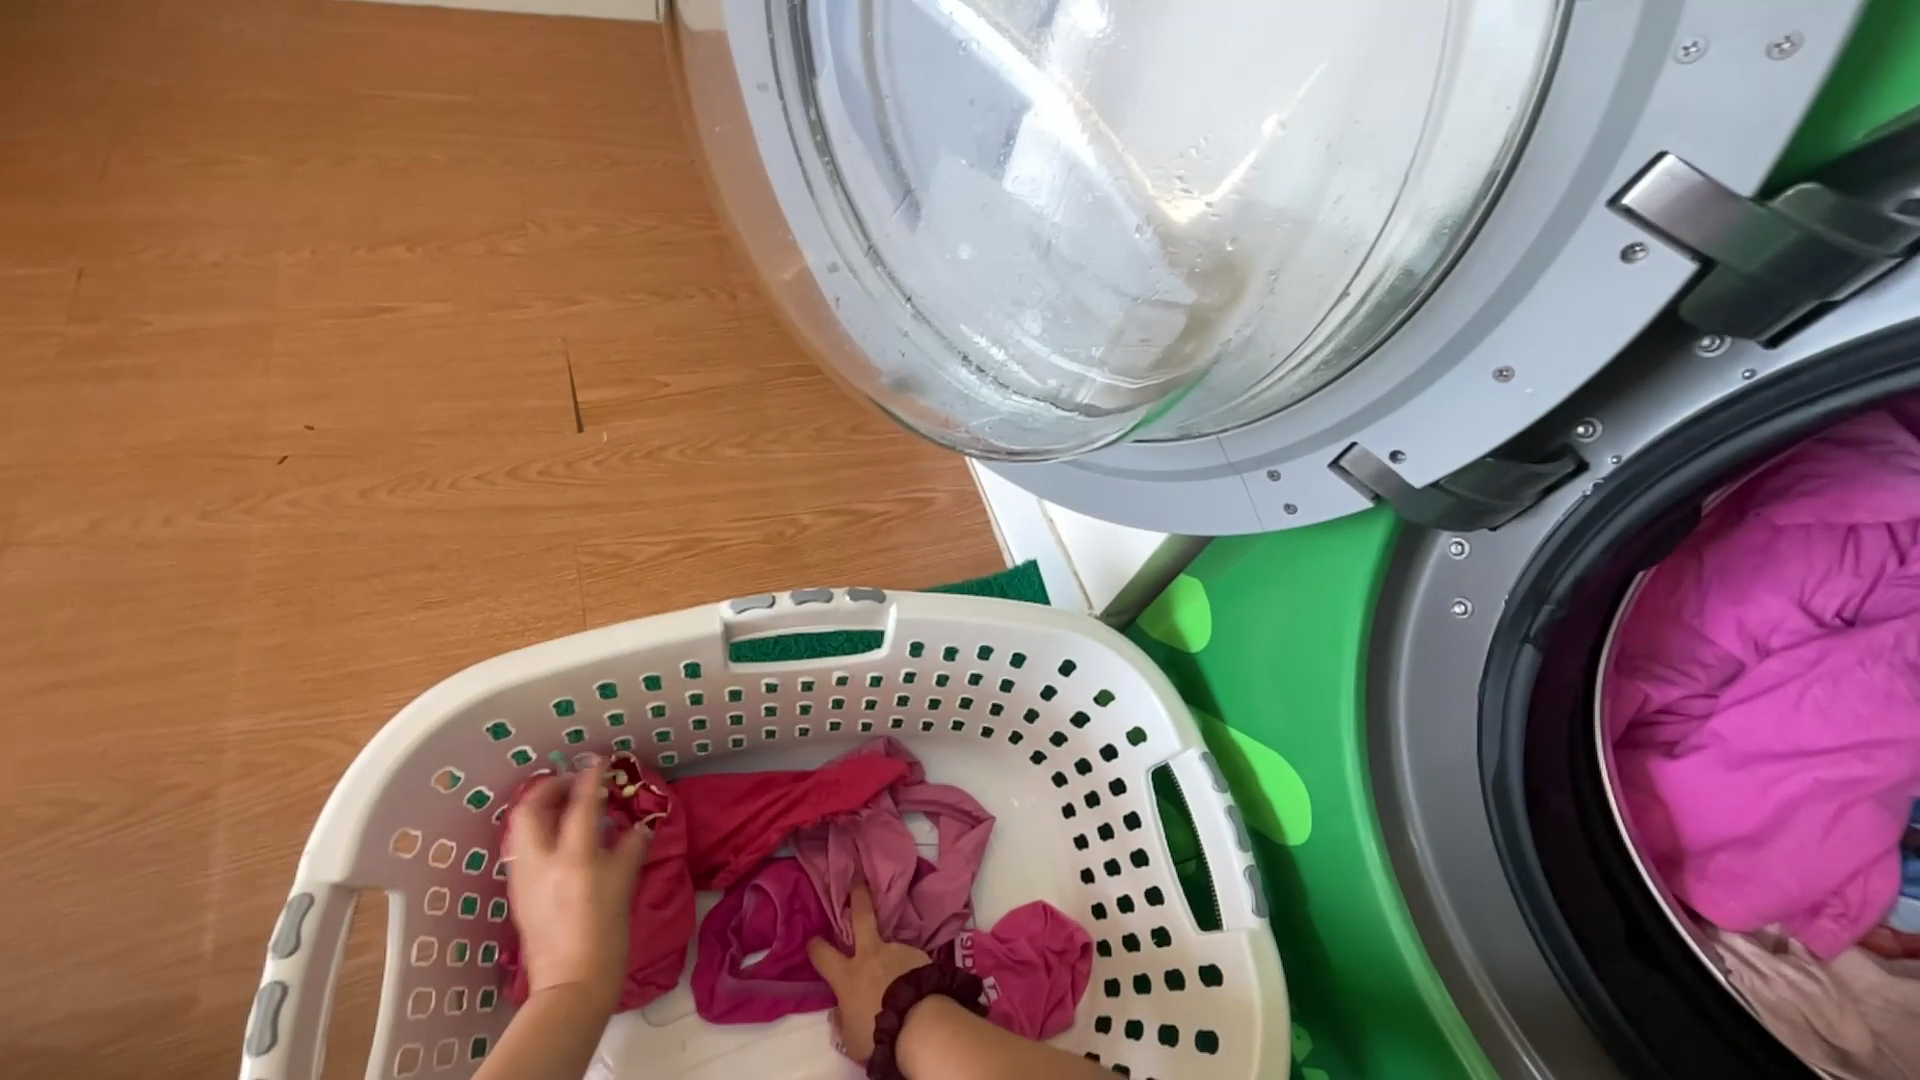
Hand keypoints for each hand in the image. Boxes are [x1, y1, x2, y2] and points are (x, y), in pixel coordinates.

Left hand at [505, 760, 651, 1009]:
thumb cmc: (606, 934)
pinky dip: (538, 832)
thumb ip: (631, 847)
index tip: (600, 761)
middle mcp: (542, 861)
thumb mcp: (625, 884)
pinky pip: (523, 849)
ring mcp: (524, 878)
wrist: (573, 981)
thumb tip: (638, 826)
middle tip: (572, 782)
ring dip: (540, 808)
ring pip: (521, 828)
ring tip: (564, 807)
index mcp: (574, 857)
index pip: (580, 804)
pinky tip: (557, 839)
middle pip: (530, 808)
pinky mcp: (518, 893)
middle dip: (548, 787)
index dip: (590, 777)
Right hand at [806, 885, 931, 1061]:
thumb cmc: (877, 1032)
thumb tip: (837, 1013)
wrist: (918, 1022)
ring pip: (891, 947)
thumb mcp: (851, 1038)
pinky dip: (911, 970)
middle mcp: (871, 955)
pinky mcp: (919, 955)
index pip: (823, 955)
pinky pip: (911, 961)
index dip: (815, 946)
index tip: (813, 940)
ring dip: (893, 957)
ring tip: (902, 978)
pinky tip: (917, 983)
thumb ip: (842, 1022)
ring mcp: (896, 951)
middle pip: (862, 917)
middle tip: (858, 878)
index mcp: (847, 976)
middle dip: (858, 896)